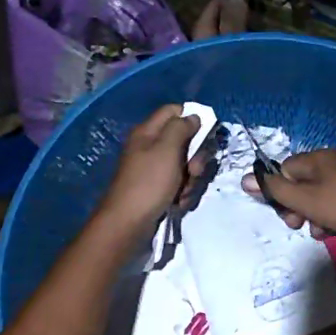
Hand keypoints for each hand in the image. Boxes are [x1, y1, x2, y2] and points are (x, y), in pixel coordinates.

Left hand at [100, 104, 204, 228]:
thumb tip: (193, 116)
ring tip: (182, 192)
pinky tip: (178, 203)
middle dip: (195, 156)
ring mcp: (154, 169)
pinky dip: (183, 193)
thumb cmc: (149, 182)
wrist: (128, 223)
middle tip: (194, 170)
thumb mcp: (167, 149)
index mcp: (148, 132)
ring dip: (191, 179)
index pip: (174, 111)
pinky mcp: (158, 188)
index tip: (207, 133)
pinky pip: (180, 183)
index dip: (192, 118)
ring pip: (186, 165)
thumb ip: (181, 127)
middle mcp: (150, 147)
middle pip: (184, 140)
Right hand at [243, 150, 335, 261]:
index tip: (285, 214)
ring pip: (320, 195)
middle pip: (301, 183)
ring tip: (324, 232)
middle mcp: (331, 160)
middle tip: (300, 226)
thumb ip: (276, 190)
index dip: (278, 193)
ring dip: (316, 215)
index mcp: (315, 158)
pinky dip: (334, 214)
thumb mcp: (306, 200)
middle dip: (297, 207)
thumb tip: (245, 177)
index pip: (283, 170)